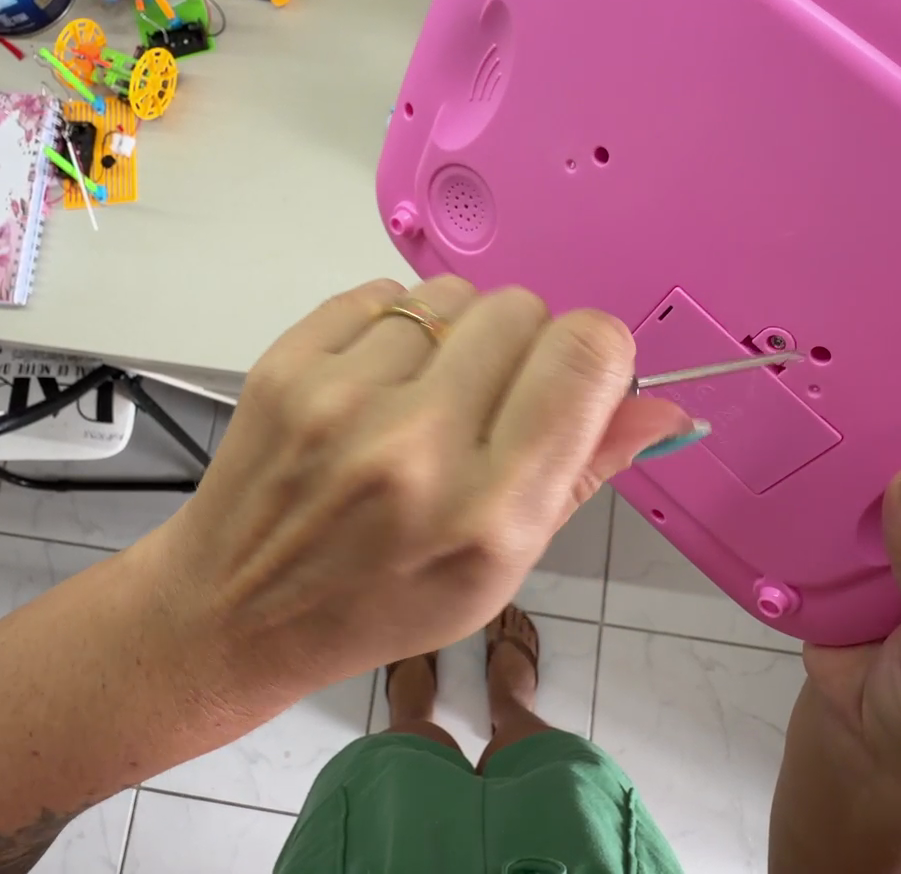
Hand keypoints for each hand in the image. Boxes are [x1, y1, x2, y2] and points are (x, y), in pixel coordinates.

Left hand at [153, 277, 695, 711]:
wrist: (237, 608)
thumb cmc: (380, 602)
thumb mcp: (500, 568)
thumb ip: (586, 472)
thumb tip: (663, 405)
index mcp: (488, 514)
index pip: (584, 356)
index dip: (598, 352)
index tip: (578, 376)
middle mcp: (417, 447)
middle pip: (522, 308)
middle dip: (526, 344)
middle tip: (490, 399)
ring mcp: (342, 398)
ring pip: (451, 293)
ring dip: (457, 335)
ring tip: (424, 395)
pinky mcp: (287, 362)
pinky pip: (383, 292)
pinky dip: (396, 326)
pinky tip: (377, 381)